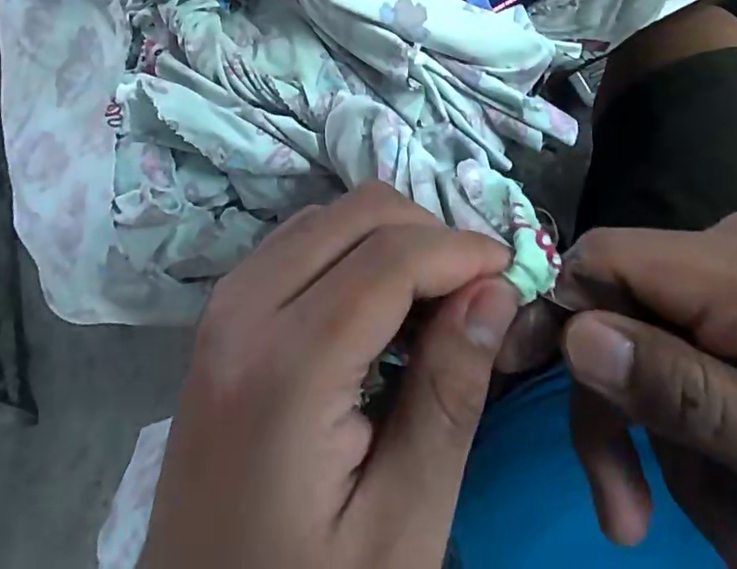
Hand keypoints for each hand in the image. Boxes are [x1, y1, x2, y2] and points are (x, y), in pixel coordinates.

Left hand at [139, 183, 520, 568]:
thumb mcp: (402, 524)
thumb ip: (448, 395)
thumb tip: (495, 289)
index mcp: (283, 366)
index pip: (391, 256)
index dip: (463, 251)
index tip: (512, 277)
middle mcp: (242, 311)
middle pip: (359, 212)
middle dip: (431, 236)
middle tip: (473, 295)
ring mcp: (224, 307)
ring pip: (330, 215)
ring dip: (393, 239)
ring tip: (430, 305)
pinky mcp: (223, 314)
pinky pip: (301, 240)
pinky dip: (354, 250)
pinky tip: (378, 308)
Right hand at [555, 212, 736, 568]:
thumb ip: (693, 397)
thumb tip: (576, 334)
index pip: (608, 258)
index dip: (557, 316)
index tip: (530, 402)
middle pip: (628, 311)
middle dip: (622, 416)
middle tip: (626, 522)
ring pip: (666, 352)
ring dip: (683, 453)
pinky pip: (711, 367)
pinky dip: (719, 446)